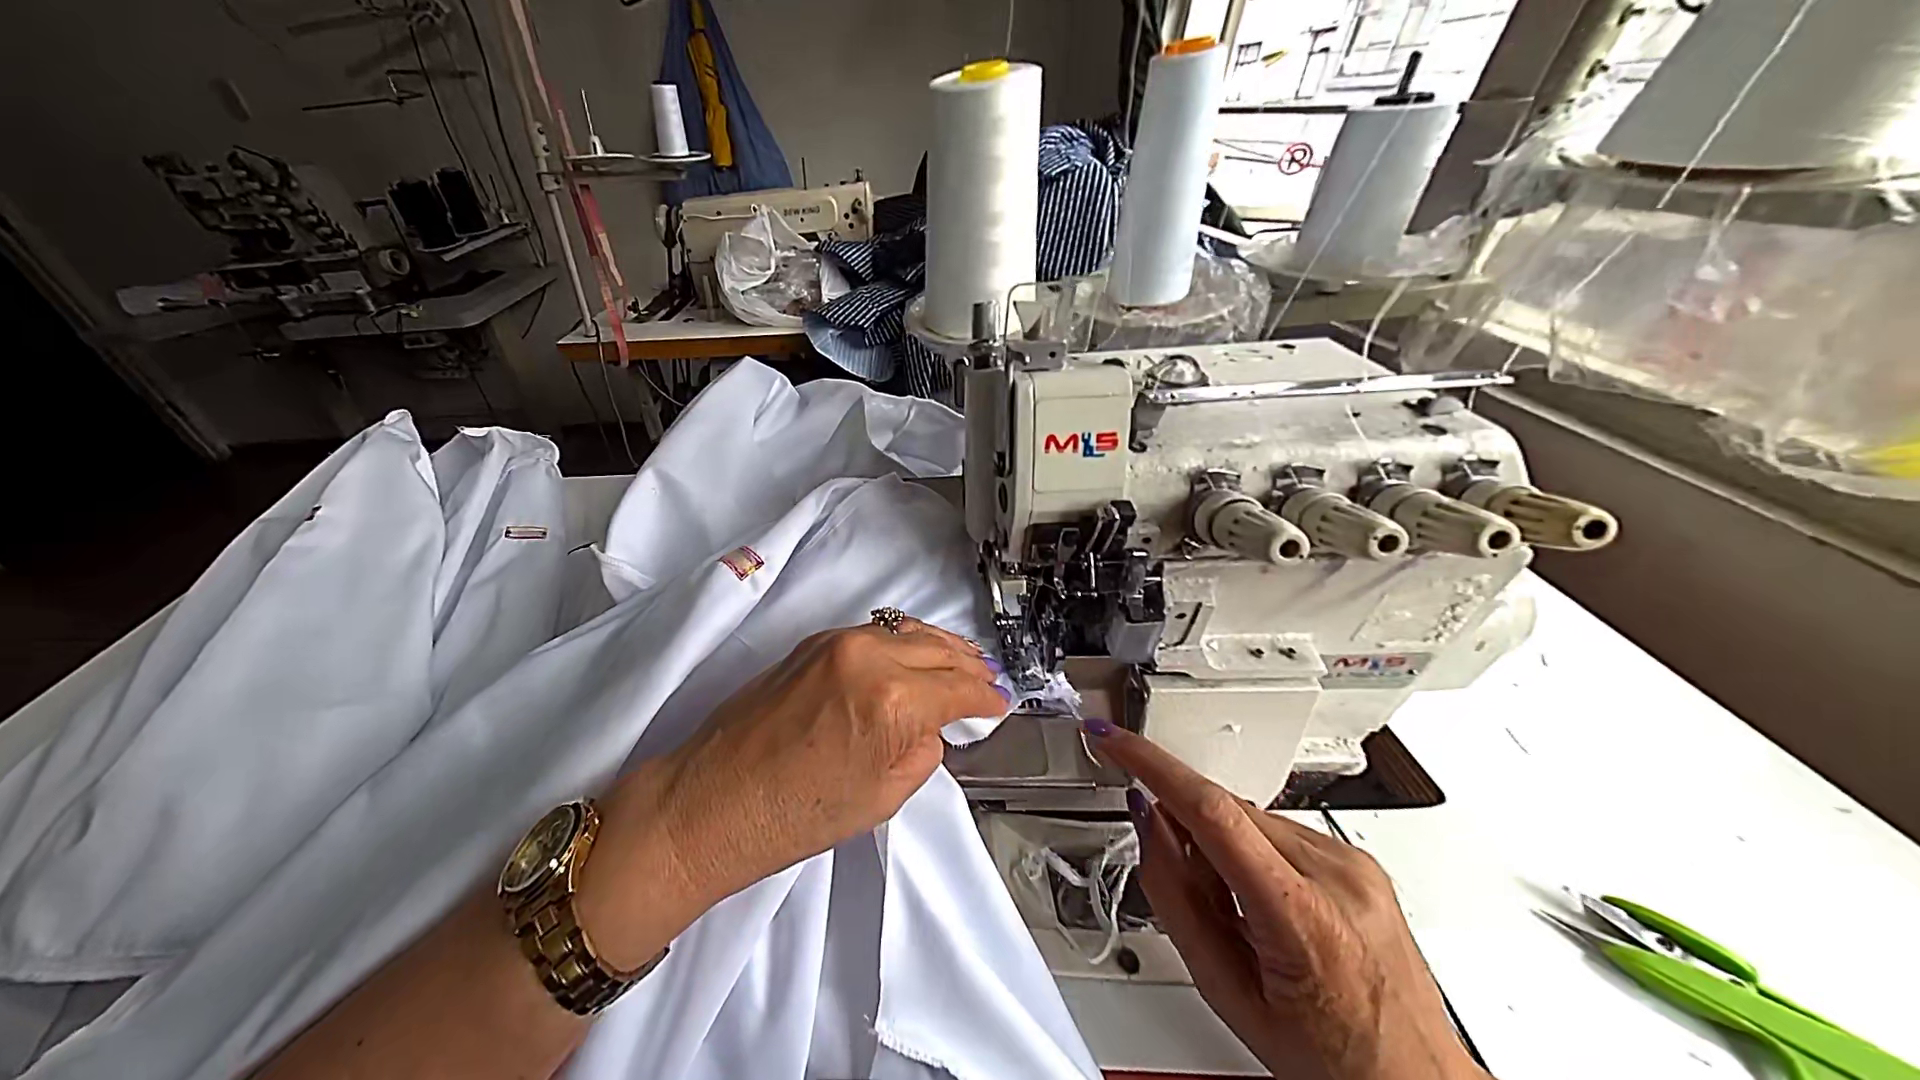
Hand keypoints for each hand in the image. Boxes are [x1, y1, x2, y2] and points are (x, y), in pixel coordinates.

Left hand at [581, 618, 1005, 964]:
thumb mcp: (883, 796)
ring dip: (940, 648)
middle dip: (969, 668)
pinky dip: (904, 642)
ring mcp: (836, 643)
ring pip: (908, 632)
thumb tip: (932, 725)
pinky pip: (876, 633)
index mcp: (891, 700)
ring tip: (962, 661)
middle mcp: (866, 658)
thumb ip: (922, 749)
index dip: (986, 698)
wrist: (709, 803)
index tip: (999, 704)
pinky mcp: (813, 643)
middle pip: (938, 651)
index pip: (958, 688)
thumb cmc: (789, 816)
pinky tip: (915, 656)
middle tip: (987, 682)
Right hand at [1088, 723, 1488, 1079]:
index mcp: (1301, 916)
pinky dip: (1252, 850)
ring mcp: (1353, 862)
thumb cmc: (1330, 1059)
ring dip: (1221, 845)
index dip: (1150, 763)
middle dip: (1186, 830)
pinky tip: (1266, 905)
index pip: (1209, 809)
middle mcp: (1337, 874)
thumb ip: (1176, 898)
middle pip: (1225, 811)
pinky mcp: (1359, 858)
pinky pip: (1279, 828)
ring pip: (1248, 815)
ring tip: (1242, 915)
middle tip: (1192, 890)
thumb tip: (1148, 825)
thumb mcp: (1227, 991)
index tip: (1113, 739)